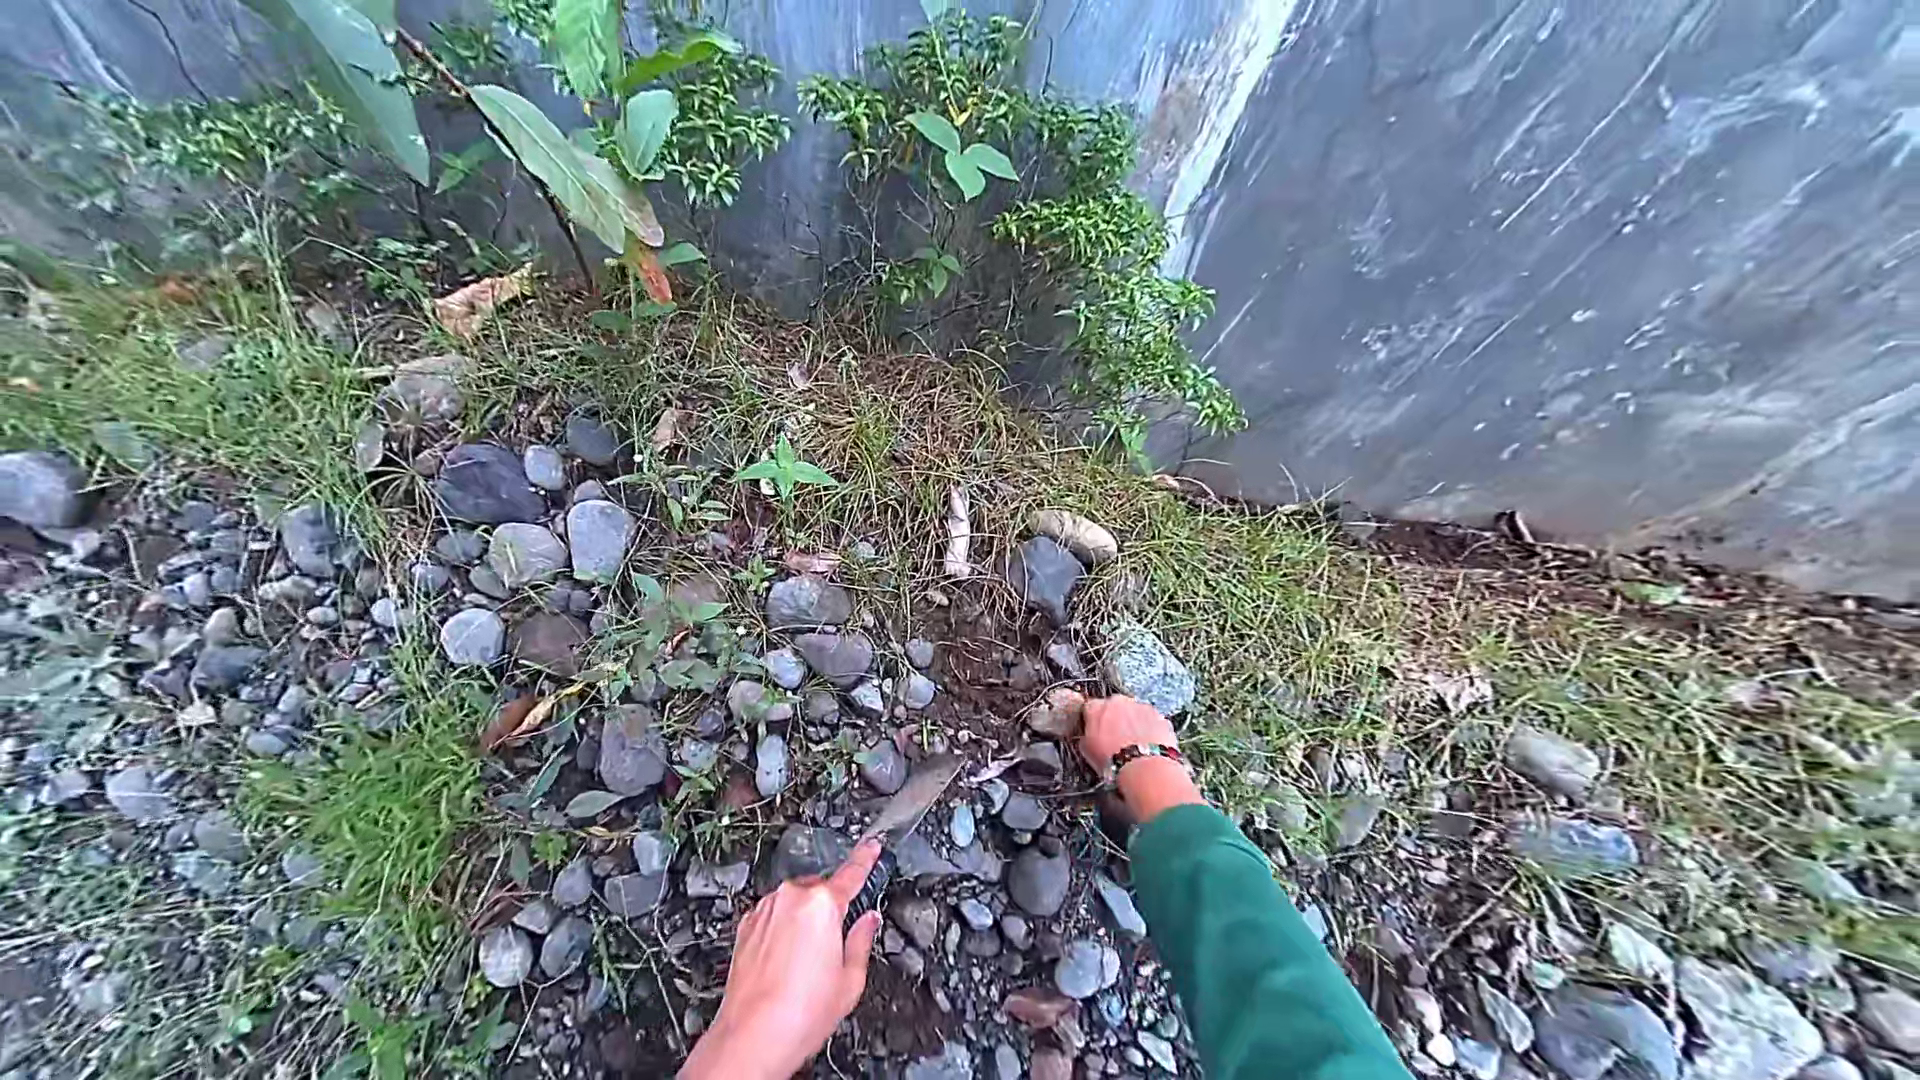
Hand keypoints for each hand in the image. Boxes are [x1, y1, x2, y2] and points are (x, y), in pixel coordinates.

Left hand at [678, 839, 882, 1079]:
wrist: (749, 1039)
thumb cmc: (799, 1015)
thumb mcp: (850, 981)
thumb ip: (862, 940)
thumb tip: (868, 921)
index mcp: (823, 904)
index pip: (853, 872)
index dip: (866, 857)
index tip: (872, 846)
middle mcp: (793, 897)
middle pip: (822, 892)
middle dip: (830, 911)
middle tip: (832, 946)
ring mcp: (767, 909)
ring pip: (796, 903)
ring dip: (804, 920)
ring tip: (803, 964)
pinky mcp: (747, 924)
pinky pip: (774, 915)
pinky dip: (782, 929)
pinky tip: (784, 962)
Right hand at [1080, 696, 1201, 824]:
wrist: (1145, 768)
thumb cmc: (1115, 761)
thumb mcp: (1087, 752)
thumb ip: (1086, 737)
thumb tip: (1088, 738)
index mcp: (1095, 708)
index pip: (1090, 708)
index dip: (1093, 721)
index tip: (1096, 732)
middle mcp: (1118, 702)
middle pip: (1114, 707)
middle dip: (1115, 719)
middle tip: (1116, 740)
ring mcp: (1140, 707)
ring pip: (1135, 712)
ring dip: (1134, 724)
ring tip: (1135, 746)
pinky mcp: (1159, 715)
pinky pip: (1153, 720)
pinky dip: (1151, 730)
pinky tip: (1149, 746)